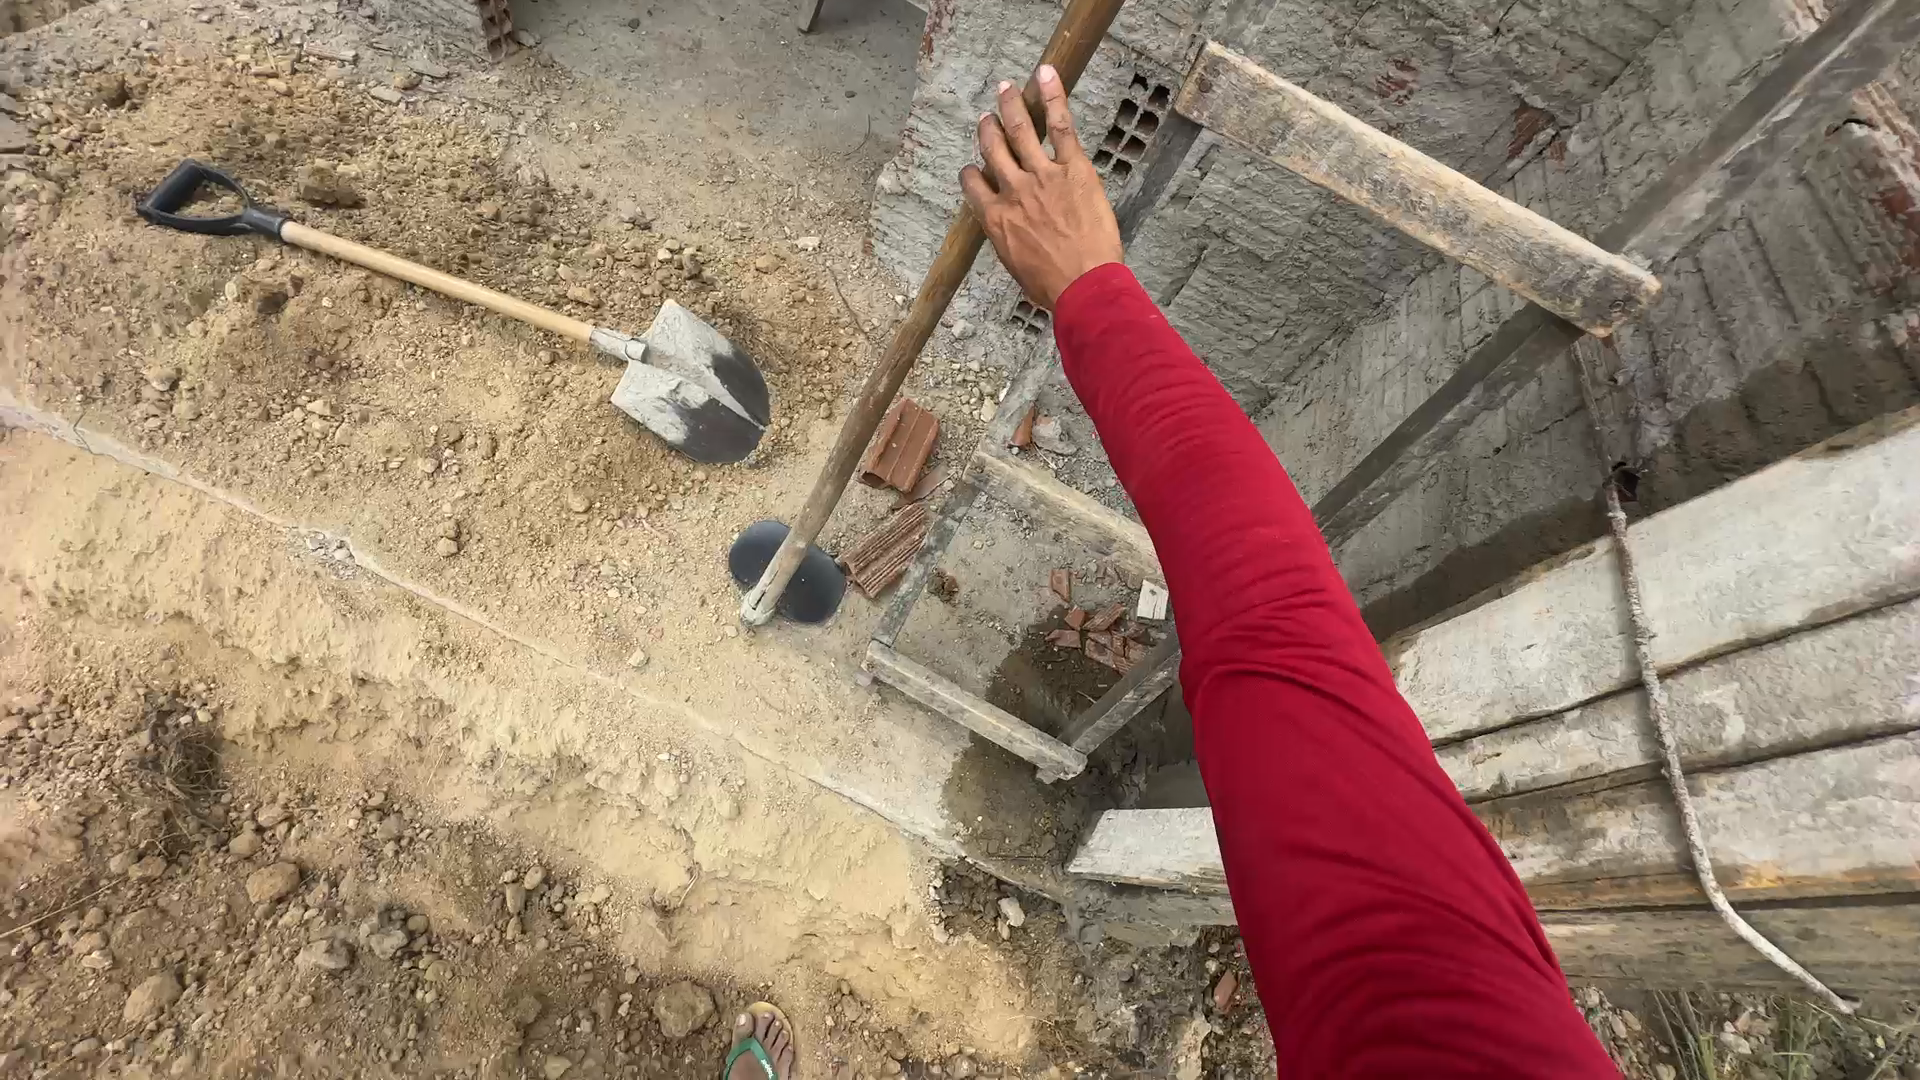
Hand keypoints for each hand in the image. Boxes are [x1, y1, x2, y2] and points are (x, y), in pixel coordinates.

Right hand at [961, 65, 1123, 310]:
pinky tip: (1046, 74)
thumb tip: (1009, 234)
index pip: (973, 185)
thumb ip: (1008, 242)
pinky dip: (1053, 96)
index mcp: (996, 220)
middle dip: (988, 131)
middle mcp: (1013, 192)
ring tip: (1006, 90)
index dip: (972, 174)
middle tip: (987, 119)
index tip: (974, 169)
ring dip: (1010, 107)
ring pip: (1019, 131)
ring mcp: (1042, 176)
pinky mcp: (1072, 168)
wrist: (1083, 285)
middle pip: (993, 150)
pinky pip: (1059, 125)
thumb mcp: (1016, 268)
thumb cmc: (1051, 287)